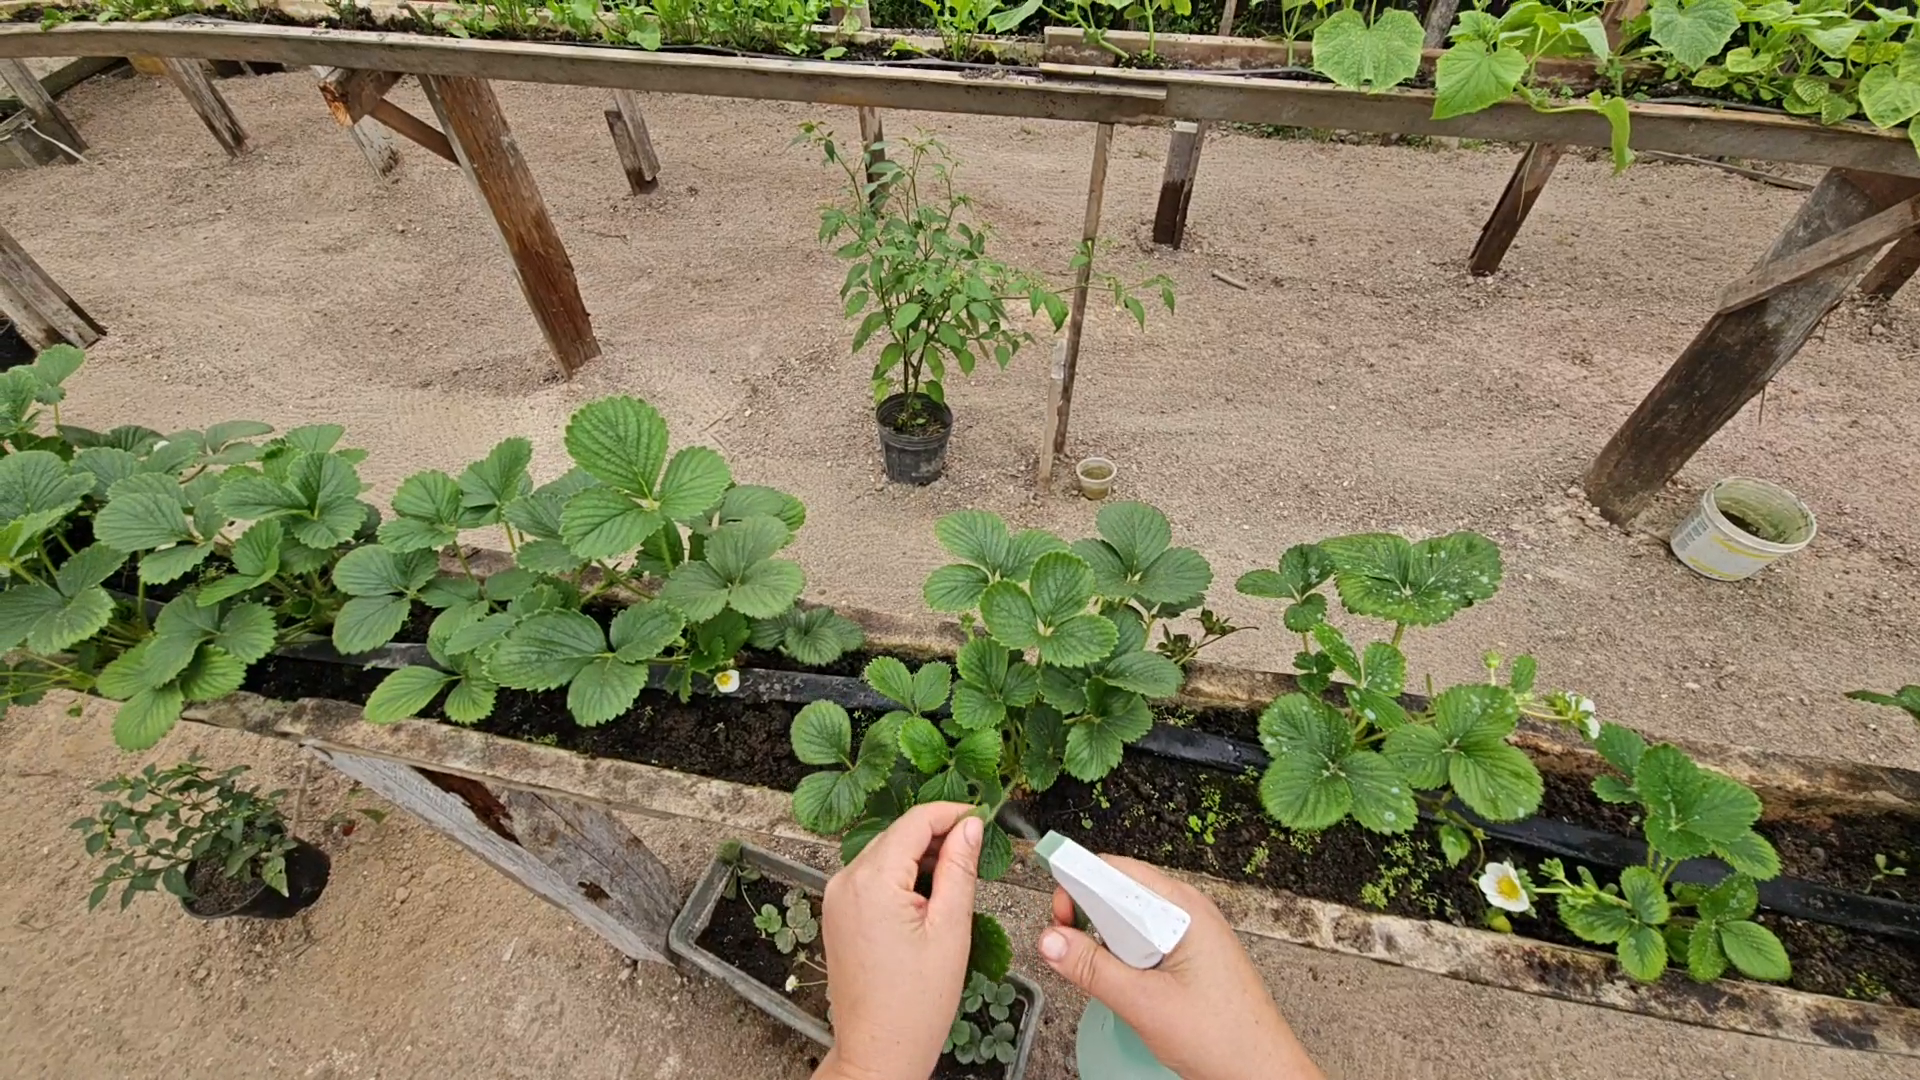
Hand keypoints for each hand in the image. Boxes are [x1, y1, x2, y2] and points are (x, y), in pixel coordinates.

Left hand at [812, 802, 982, 1079]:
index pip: (915, 821)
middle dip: (937, 834)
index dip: (951, 813)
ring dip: (920, 854)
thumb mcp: (950, 929)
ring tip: (953, 876)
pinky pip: (873, 872)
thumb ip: (959, 868)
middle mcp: (847, 879)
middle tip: (974, 847)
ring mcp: (837, 894)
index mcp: (873, 881)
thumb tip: (970, 826)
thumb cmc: (915, 1005)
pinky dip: (901, 873)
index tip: (980, 814)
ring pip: (886, 850)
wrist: (877, 1054)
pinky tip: (925, 893)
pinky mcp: (838, 909)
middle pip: (899, 833)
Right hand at [1037, 854, 1322, 1079]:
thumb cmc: (1224, 1041)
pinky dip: (1124, 950)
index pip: (1115, 871)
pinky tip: (1124, 979)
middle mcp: (1187, 909)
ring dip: (1106, 936)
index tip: (1055, 909)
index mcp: (1181, 907)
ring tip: (1102, 971)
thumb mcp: (1144, 1004)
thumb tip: (1050, 939)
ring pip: (1130, 915)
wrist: (1267, 1079)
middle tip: (1069, 945)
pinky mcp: (1191, 952)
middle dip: (1087, 912)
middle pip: (1120, 889)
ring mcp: (1191, 930)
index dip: (1078, 882)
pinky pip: (1145, 935)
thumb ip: (1092, 969)